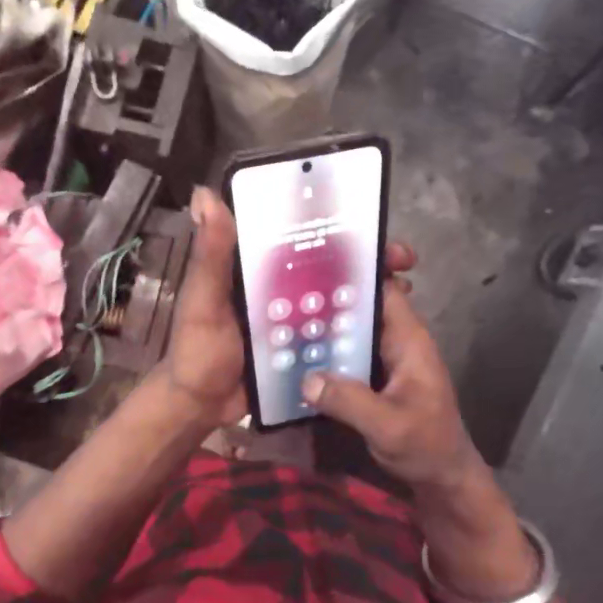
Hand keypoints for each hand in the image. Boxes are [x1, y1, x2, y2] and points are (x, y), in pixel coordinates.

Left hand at [160, 188, 422, 430]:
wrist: (200, 408)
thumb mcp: (203, 302)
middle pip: (325, 265)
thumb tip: (206, 194)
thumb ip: (210, 256)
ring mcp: (290, 319)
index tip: (368, 216)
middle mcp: (276, 288)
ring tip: (405, 290)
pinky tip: (384, 330)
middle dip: (364, 258)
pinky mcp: (299, 348)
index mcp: (252, 269)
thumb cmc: (197, 352)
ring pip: (334, 297)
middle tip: (401, 259)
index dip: (332, 224)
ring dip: (367, 291)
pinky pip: (330, 332)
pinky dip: (354, 328)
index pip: (298, 236)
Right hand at [301, 280, 484, 492]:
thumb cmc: (426, 446)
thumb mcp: (388, 426)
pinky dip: (326, 355)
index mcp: (408, 341)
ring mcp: (385, 362)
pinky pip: (348, 357)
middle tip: (284, 292)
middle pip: (362, 308)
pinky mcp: (374, 381)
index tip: (318, 261)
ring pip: (351, 333)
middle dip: (328, 299)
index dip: (358, 270)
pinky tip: (295, 358)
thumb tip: (307, 378)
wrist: (443, 479)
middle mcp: (397, 343)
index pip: (385, 288)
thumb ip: (349, 401)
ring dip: (323, 329)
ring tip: (280, 319)